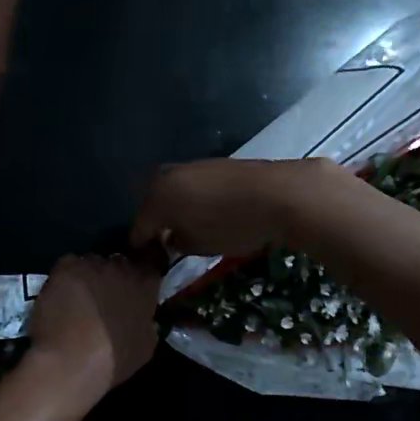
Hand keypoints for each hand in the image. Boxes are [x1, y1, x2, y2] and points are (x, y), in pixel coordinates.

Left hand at [23, 255, 161, 395]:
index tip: (136, 286)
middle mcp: (123, 266)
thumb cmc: (115, 358)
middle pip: (119, 262)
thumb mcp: (147, 344)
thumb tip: (145, 318)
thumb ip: (148, 322)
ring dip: (89, 276)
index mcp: (147, 282)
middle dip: (114, 276)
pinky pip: (68, 265)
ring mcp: (93, 264)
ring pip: (92, 263)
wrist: (72, 361)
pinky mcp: (66, 268)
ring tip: (79, 298)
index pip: (152, 260)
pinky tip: (62, 295)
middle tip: (106, 297)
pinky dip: (66, 277)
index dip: (143, 271)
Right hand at [131, 158, 350, 256]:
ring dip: (175, 205)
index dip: (140, 244)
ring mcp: (195, 165)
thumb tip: (171, 238)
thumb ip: (178, 242)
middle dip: (155, 219)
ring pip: (174, 188)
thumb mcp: (200, 245)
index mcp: (158, 196)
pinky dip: (194, 197)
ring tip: (185, 226)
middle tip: (163, 239)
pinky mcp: (218, 163)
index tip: (143, 257)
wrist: (279, 194)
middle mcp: (170, 174)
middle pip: (153, 200)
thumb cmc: (234, 225)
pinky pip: (195, 183)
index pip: (140, 224)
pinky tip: (206, 210)